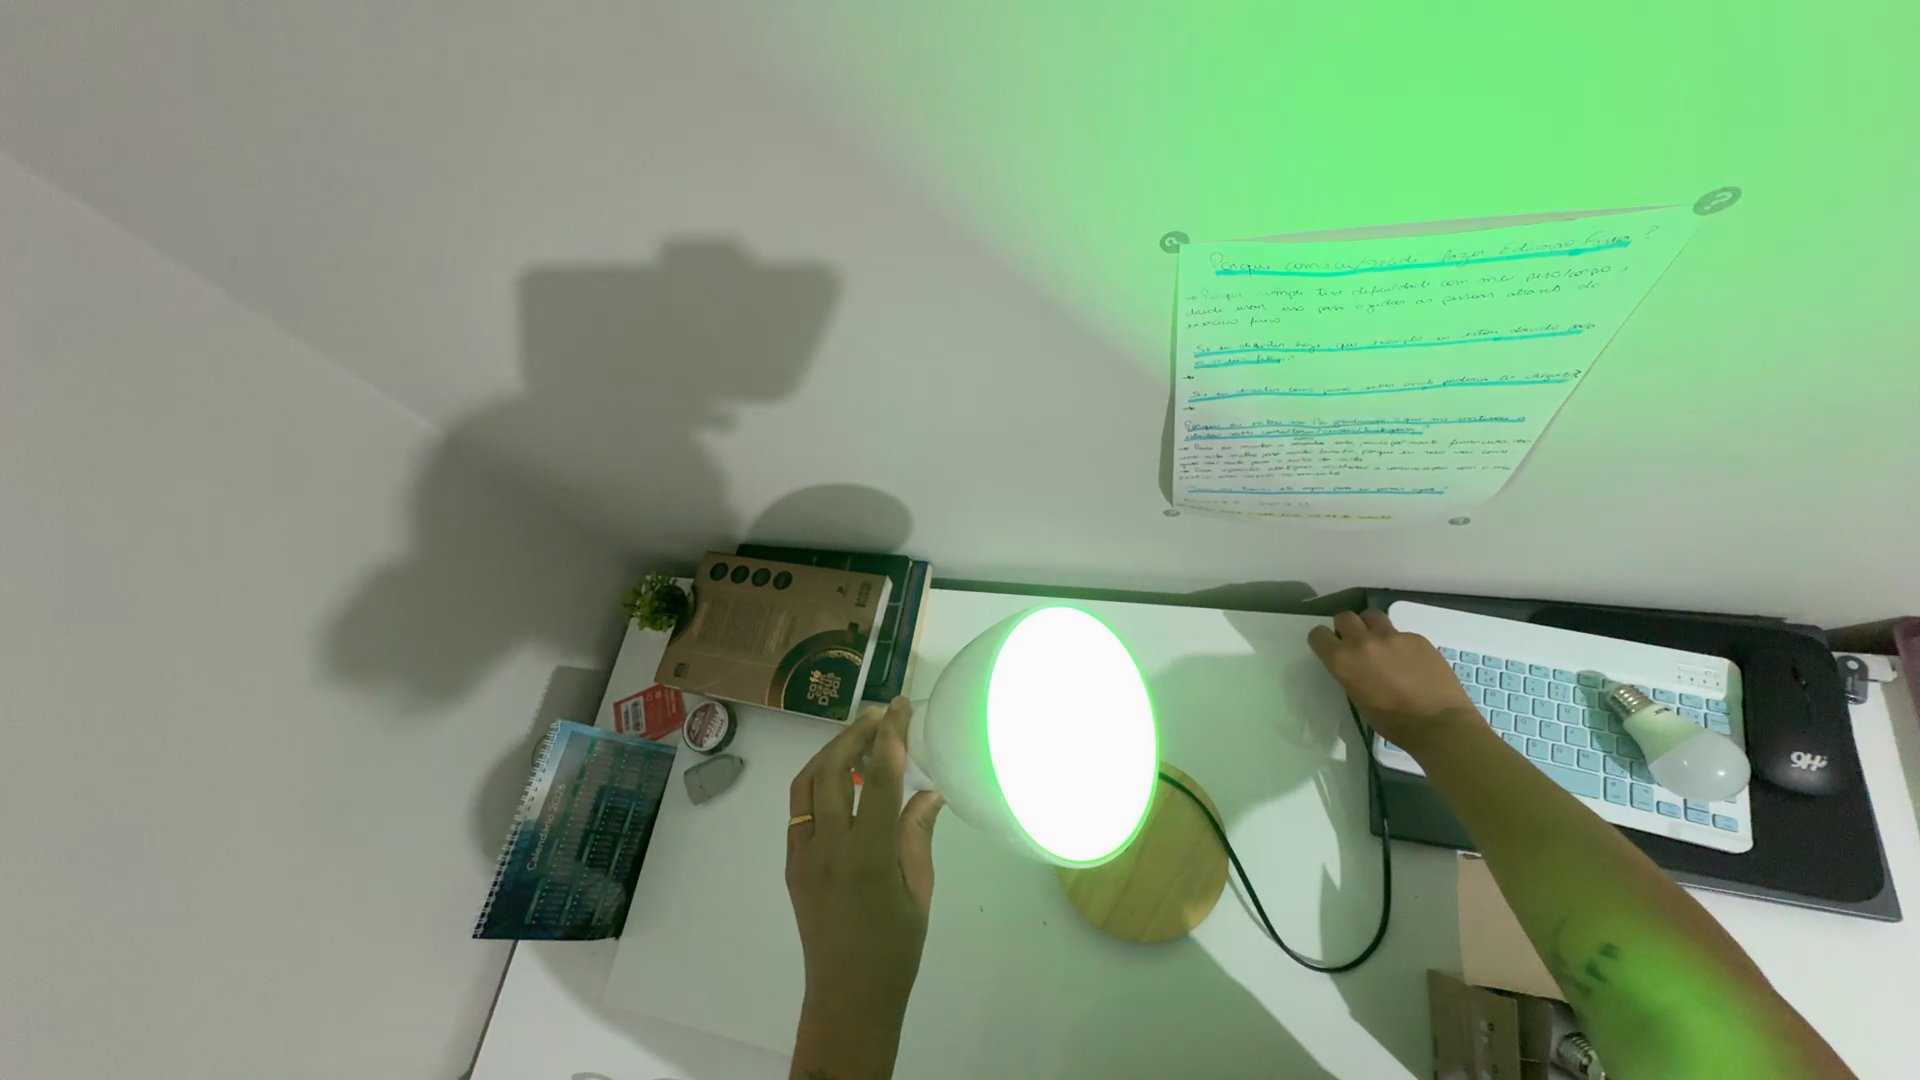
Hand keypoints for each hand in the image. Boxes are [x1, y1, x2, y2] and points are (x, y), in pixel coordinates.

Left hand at [786, 697, 943, 1038]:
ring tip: (859, 737)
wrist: (847, 997)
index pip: (876, 779)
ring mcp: (802, 854)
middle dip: (855, 734)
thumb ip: (918, 833)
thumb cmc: (895, 949)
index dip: (889, 736)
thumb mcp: (918, 890)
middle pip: (831, 770)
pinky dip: (816, 779)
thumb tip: (930, 790)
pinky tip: (839, 777)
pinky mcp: (792, 863)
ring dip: (830, 752)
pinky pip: (799, 807)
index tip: (898, 706)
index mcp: (867, 856)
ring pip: (806, 783)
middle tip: (879, 715)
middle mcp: (828, 848)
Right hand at [1307, 610, 1478, 751]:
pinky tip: (1411, 661)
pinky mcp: (1417, 638)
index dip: (1323, 640)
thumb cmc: (1392, 721)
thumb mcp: (1357, 698)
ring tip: (1381, 644)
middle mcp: (1362, 642)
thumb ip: (1350, 673)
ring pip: (1372, 616)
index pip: (1318, 634)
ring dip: (1370, 626)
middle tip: (1356, 643)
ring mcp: (1392, 636)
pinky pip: (1401, 632)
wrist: (1438, 723)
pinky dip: (1400, 643)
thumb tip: (1355, 664)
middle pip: (1344, 617)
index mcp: (1342, 660)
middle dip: (1346, 628)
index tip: (1331, 648)